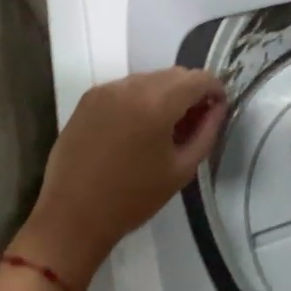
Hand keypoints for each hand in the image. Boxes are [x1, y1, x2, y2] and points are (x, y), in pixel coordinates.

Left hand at [12, 69, 228, 290]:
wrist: (72, 216)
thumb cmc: (132, 199)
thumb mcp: (180, 170)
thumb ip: (206, 133)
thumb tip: (218, 108)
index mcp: (157, 103)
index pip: (199, 78)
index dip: (215, 90)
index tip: (217, 110)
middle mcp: (132, 86)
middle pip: (174, 74)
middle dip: (190, 91)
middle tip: (192, 122)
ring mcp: (107, 89)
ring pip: (149, 78)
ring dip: (164, 94)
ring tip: (162, 128)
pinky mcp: (89, 97)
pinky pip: (125, 88)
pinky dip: (139, 99)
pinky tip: (135, 129)